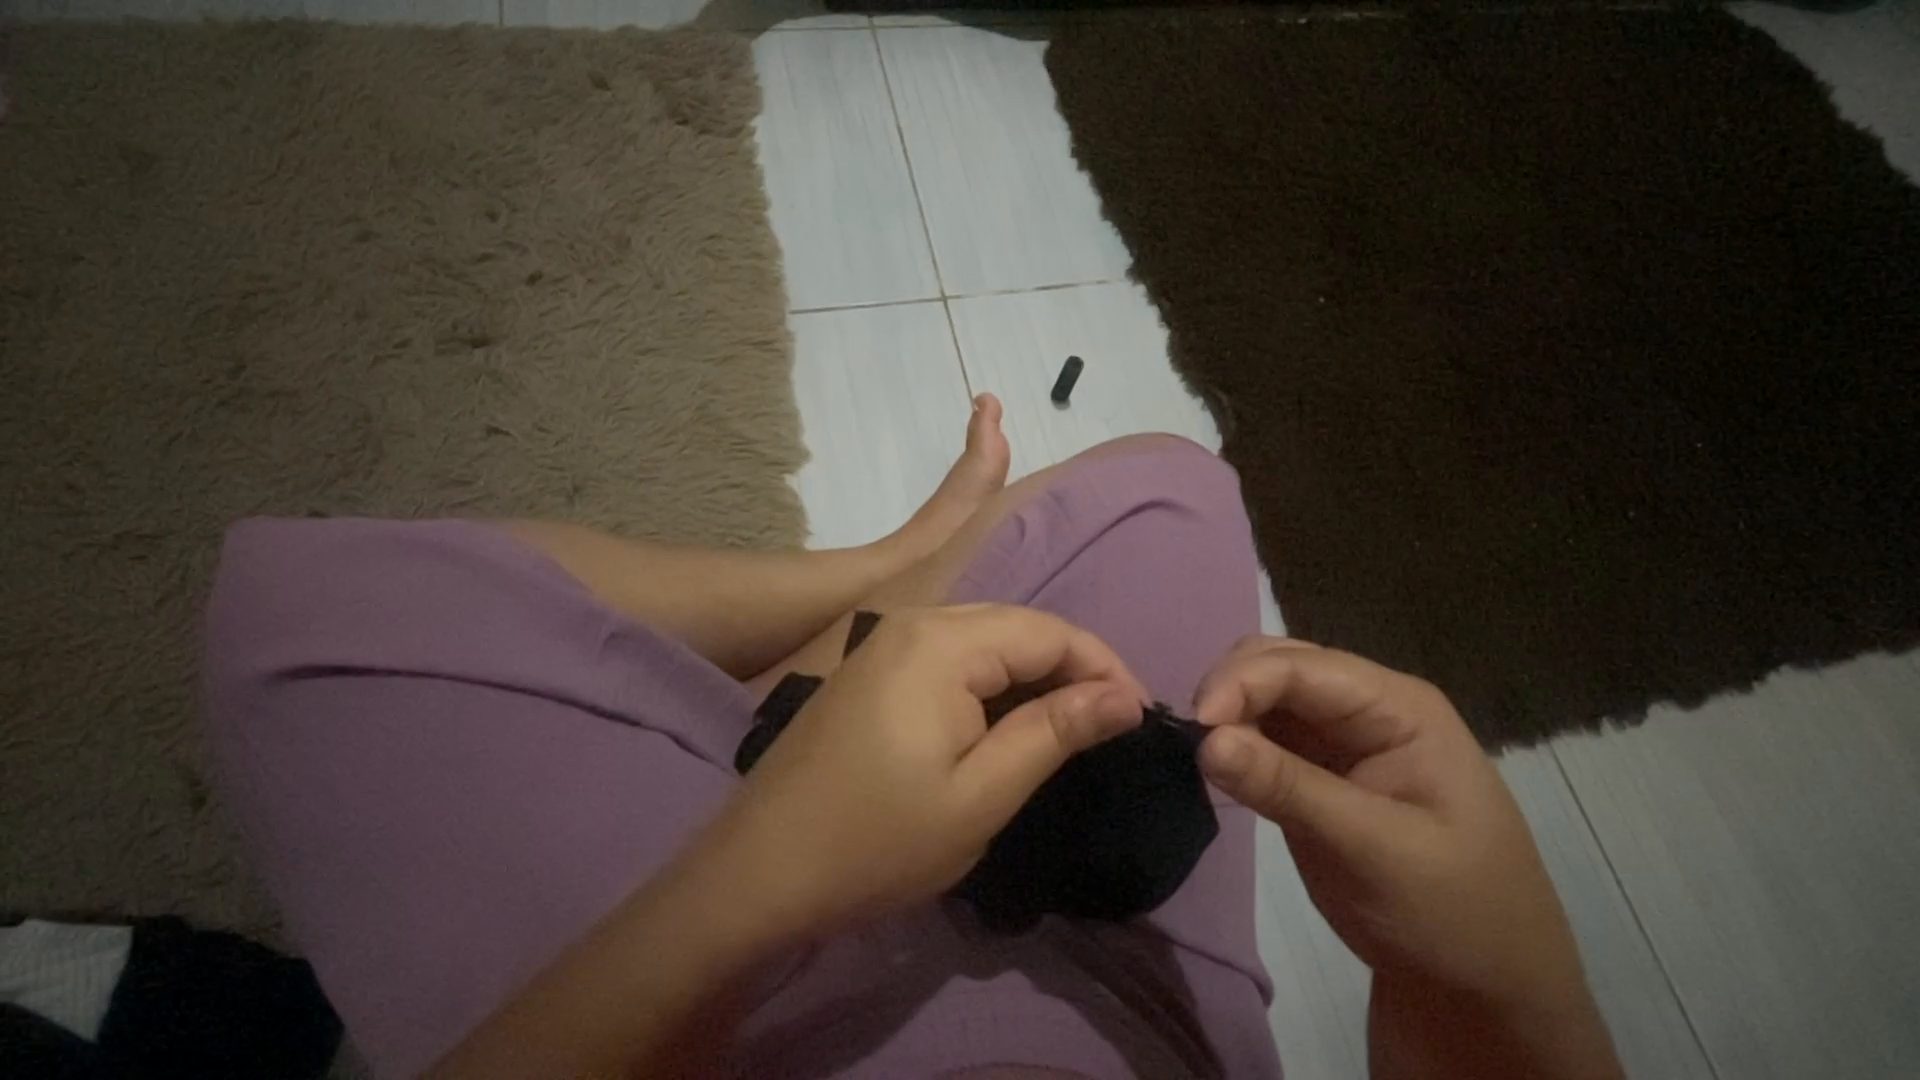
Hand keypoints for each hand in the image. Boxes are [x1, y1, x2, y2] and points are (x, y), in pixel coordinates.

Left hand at [709, 604, 1146, 934]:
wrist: (759, 870)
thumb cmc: (876, 841)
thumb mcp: (980, 795)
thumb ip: (1054, 732)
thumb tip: (1123, 697)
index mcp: (940, 642)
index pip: (1048, 630)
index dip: (1103, 667)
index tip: (1140, 718)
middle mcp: (911, 622)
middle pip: (1016, 626)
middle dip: (1071, 668)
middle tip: (1110, 726)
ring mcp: (884, 642)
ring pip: (985, 639)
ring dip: (1032, 676)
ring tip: (1069, 728)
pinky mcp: (870, 668)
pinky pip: (950, 656)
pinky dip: (991, 683)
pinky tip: (1005, 723)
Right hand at [1192, 637, 1586, 1009]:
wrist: (1482, 985)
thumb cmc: (1449, 912)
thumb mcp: (1373, 850)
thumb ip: (1287, 787)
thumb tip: (1203, 740)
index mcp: (1397, 707)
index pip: (1302, 666)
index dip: (1240, 684)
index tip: (1195, 731)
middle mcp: (1366, 706)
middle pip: (1278, 663)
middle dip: (1228, 690)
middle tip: (1194, 745)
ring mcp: (1341, 736)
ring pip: (1264, 693)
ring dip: (1226, 713)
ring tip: (1202, 758)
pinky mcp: (1316, 768)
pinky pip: (1264, 733)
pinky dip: (1233, 741)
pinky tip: (1218, 767)